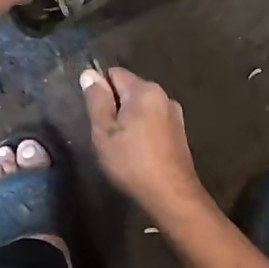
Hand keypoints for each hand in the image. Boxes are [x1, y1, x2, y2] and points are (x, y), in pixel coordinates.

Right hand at [79, 66, 213, 218]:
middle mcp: (163, 95)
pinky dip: (142, 130)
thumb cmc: (131, 161)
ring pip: (141, 107)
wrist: (170, 194)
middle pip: (129, 89)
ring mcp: (174, 114)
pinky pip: (153, 121)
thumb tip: (89, 73)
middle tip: (105, 134)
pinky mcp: (179, 133)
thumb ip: (96, 99)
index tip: (95, 115)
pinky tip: (137, 152)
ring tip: (120, 146)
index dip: (100, 90)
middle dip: (114, 106)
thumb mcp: (104, 131)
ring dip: (128, 120)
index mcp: (145, 90)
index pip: (115, 73)